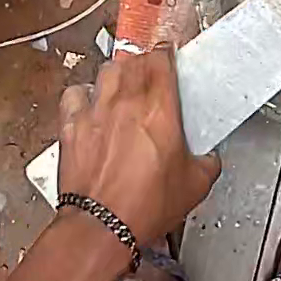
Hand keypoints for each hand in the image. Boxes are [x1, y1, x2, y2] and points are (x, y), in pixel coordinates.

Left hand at [57, 46, 220, 248]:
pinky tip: (91, 103)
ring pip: (106, 71)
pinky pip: (75, 95)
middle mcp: (126, 103)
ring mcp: (95, 112)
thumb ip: (208, 162)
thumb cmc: (146, 206)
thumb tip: (209, 158)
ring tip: (125, 82)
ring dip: (118, 72)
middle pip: (134, 60)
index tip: (171, 53)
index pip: (161, 61)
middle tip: (152, 69)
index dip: (167, 52)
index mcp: (160, 110)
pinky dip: (84, 94)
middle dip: (145, 60)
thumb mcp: (196, 185)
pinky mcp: (71, 127)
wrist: (101, 228)